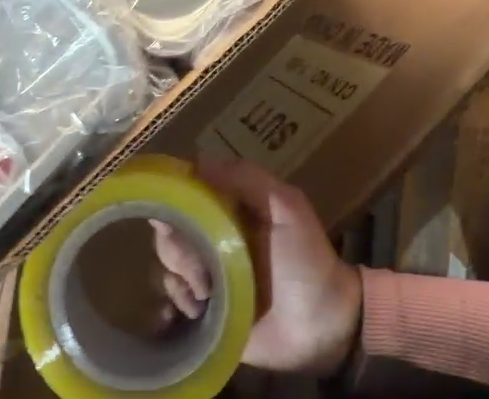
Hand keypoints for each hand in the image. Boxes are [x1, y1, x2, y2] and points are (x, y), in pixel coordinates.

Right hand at [151, 155, 362, 375]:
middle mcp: (216, 237)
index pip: (189, 193)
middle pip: (173, 230)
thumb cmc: (306, 260)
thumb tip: (197, 161)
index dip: (173, 199)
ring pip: (170, 263)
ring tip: (206, 292)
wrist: (322, 326)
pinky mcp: (209, 309)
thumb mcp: (286, 208)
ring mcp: (211, 274)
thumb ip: (248, 179)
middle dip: (178, 247)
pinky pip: (176, 297)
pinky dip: (180, 300)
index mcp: (233, 210)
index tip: (166, 212)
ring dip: (180, 275)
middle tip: (201, 268)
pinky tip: (199, 308)